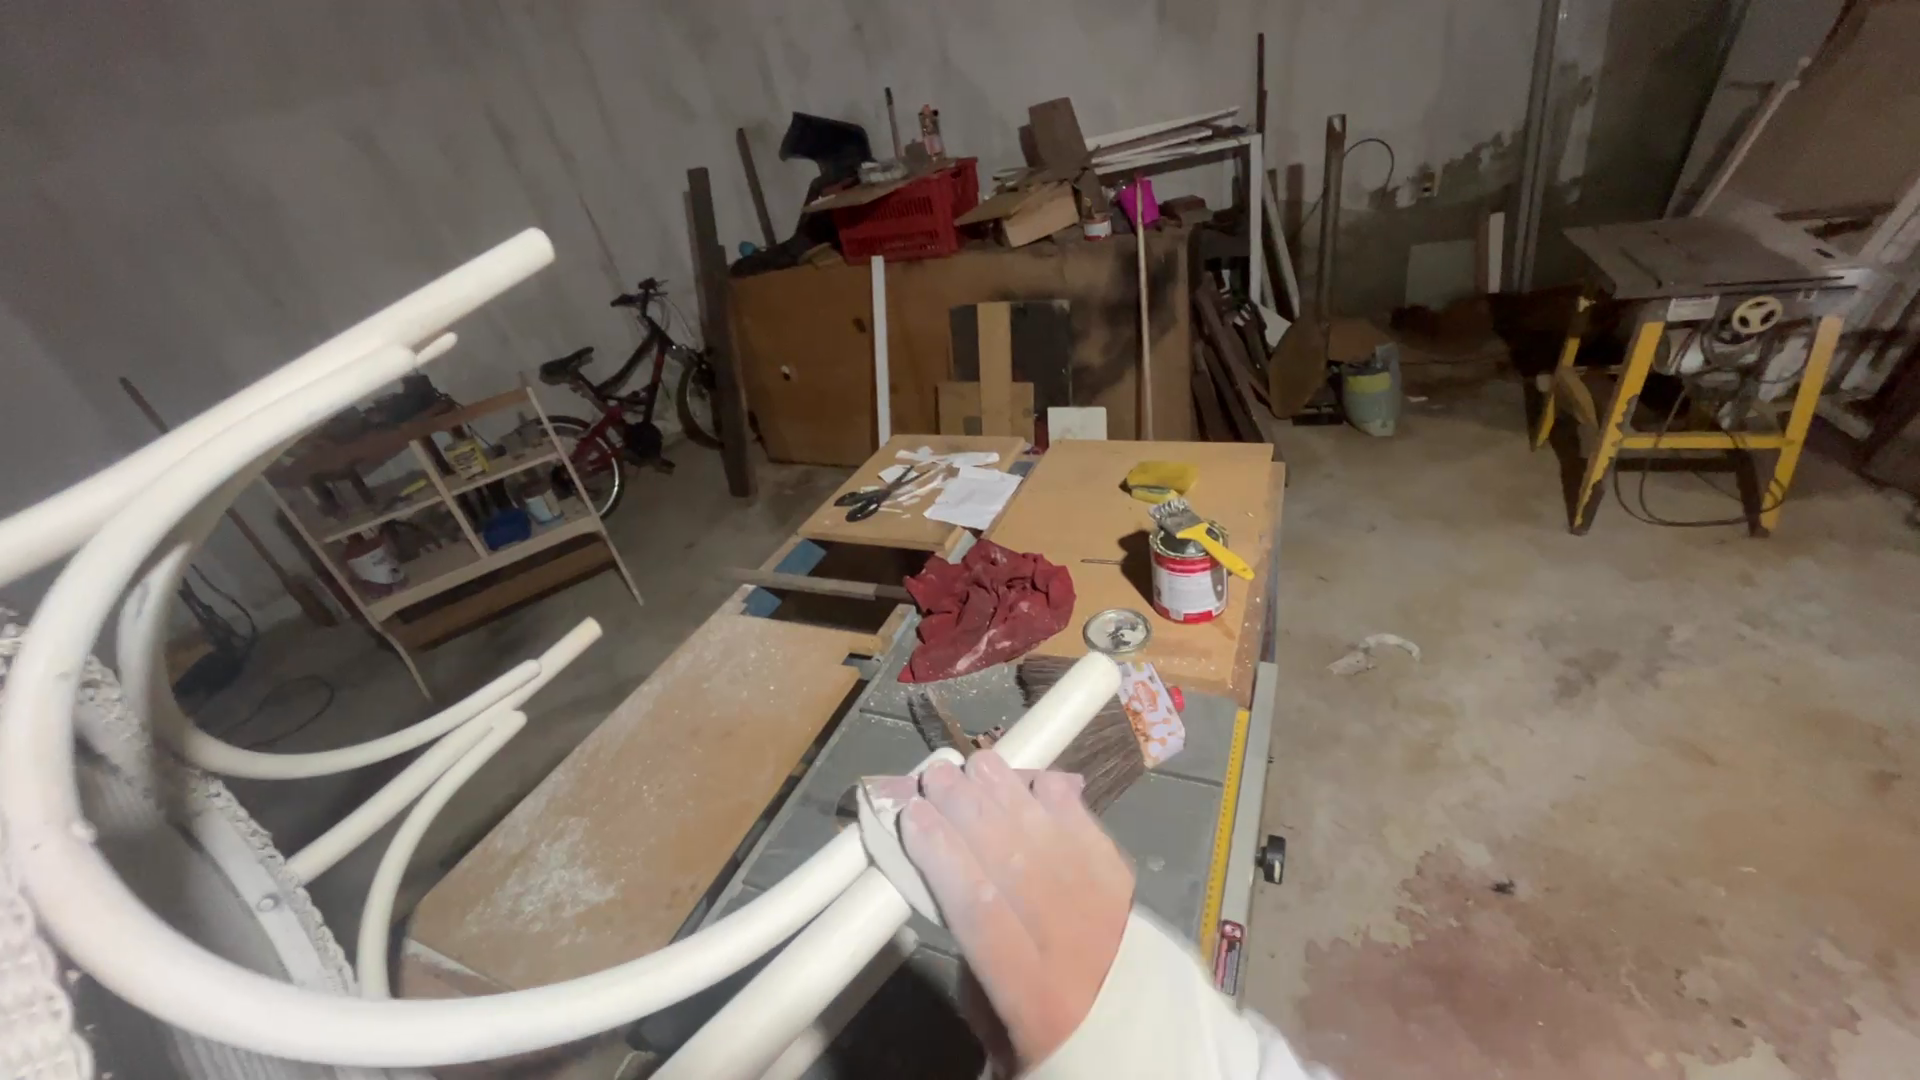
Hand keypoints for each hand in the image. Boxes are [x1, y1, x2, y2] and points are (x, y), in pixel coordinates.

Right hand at [899, 750, 1134, 1068]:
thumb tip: (955, 890)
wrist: (1148, 1051)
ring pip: (1054, 838)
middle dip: (971, 809)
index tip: (913, 816)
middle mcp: (1077, 945)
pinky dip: (1064, 801)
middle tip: (938, 776)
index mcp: (1037, 996)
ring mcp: (1110, 911)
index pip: (982, 909)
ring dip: (1012, 793)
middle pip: (1016, 860)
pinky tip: (1036, 779)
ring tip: (979, 764)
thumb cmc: (1058, 1048)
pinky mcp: (1129, 891)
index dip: (944, 855)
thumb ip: (975, 966)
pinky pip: (1094, 833)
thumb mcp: (998, 1034)